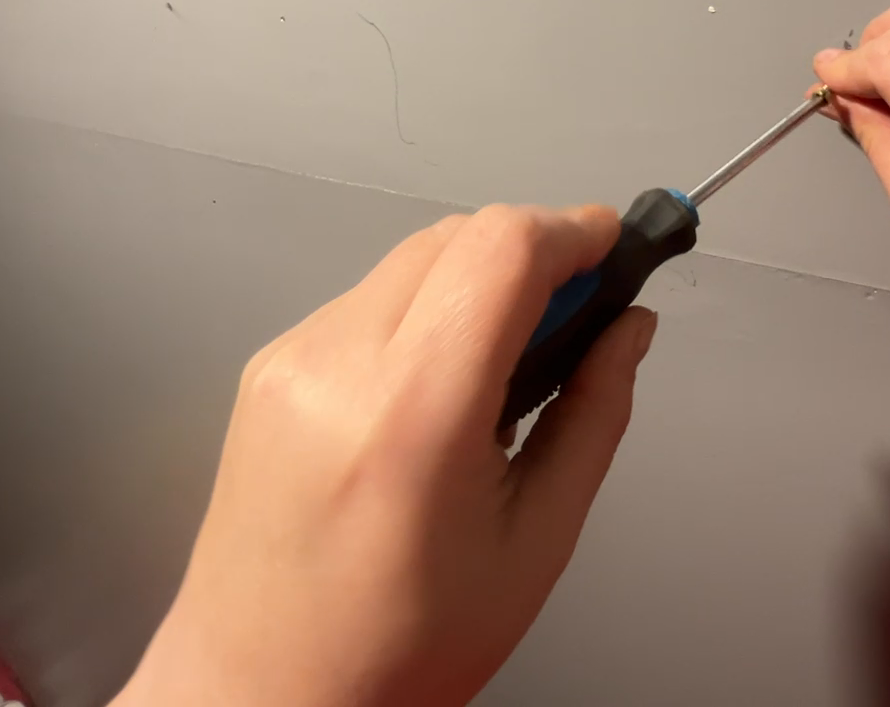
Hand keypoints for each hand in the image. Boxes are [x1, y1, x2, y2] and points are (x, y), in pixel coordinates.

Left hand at [116, 205, 656, 706]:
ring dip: (483, 271)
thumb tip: (630, 327)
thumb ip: (596, 412)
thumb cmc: (406, 643)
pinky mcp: (273, 357)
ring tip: (510, 348)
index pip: (502, 251)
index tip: (611, 243)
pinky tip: (445, 367)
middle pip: (460, 234)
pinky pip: (377, 290)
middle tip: (576, 304)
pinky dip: (433, 299)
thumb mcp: (538, 538)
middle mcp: (338, 362)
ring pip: (418, 253)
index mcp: (412, 416)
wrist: (258, 692)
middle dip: (535, 246)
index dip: (571, 229)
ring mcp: (294, 353)